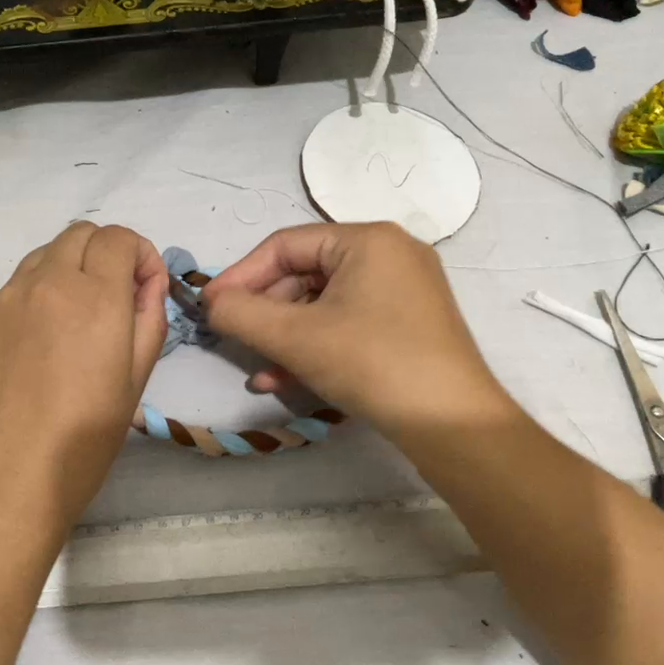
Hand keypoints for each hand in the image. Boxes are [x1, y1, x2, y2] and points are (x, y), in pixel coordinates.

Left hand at [0, 223, 166, 537]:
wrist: (2, 486)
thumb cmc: (82, 443)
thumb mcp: (135, 382)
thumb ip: (148, 318)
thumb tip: (146, 282)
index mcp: (92, 296)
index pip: (119, 238)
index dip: (141, 256)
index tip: (144, 291)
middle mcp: (43, 283)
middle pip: (79, 234)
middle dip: (105, 254)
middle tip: (114, 301)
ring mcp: (1, 300)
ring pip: (41, 257)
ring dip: (68, 271)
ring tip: (74, 325)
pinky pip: (11, 291)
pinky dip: (33, 300)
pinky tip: (34, 352)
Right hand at [201, 223, 517, 441]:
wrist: (453, 425)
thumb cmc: (372, 363)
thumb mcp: (294, 337)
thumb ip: (240, 313)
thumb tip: (212, 303)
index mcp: (367, 239)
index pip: (284, 245)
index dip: (240, 275)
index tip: (210, 309)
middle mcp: (389, 254)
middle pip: (303, 273)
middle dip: (265, 313)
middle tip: (235, 341)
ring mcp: (403, 290)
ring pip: (322, 304)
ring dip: (285, 336)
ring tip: (261, 372)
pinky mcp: (408, 324)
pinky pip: (346, 323)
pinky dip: (314, 346)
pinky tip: (287, 379)